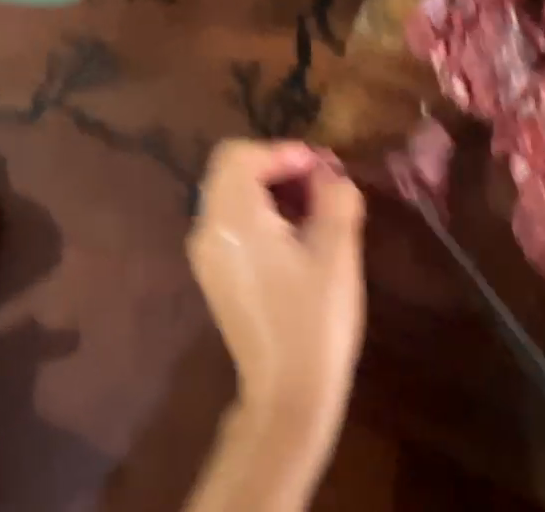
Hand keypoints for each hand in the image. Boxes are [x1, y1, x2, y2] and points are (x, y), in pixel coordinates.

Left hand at [188, 139, 365, 422]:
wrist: (287, 395)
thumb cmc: (315, 318)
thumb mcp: (337, 249)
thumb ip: (335, 194)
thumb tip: (328, 171)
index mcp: (232, 218)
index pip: (242, 155)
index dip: (284, 151)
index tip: (323, 169)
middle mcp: (207, 230)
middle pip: (231, 170)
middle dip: (277, 166)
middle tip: (321, 183)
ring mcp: (207, 256)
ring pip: (230, 195)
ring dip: (270, 188)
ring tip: (315, 207)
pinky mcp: (215, 275)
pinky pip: (232, 223)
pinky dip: (261, 212)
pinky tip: (297, 235)